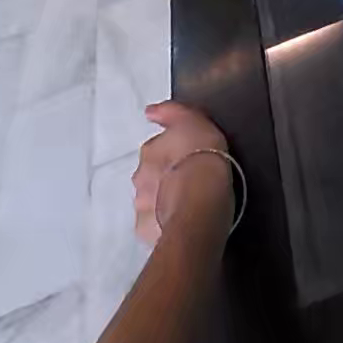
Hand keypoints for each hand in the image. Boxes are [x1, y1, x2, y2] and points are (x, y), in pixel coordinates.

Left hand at [131, 101, 233, 246]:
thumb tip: (150, 111)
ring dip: (163, 201)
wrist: (201, 201)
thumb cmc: (201, 155)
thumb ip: (170, 112)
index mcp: (150, 151)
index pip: (156, 148)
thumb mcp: (193, 120)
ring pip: (151, 202)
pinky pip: (155, 227)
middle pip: (150, 175)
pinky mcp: (148, 232)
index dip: (172, 152)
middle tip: (187, 181)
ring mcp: (142, 206)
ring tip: (187, 205)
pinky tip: (181, 222)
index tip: (187, 156)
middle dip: (163, 178)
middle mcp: (140, 177)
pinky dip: (164, 225)